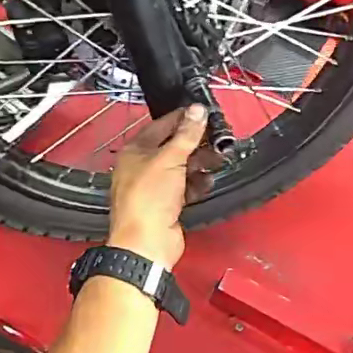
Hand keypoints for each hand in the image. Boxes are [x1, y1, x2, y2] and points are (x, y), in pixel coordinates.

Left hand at [107, 104, 210, 267]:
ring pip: (181, 168)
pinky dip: (197, 184)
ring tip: (217, 161)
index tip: (203, 113)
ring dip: (200, 164)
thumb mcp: (169, 159)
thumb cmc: (148, 198)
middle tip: (217, 139)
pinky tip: (207, 182)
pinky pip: (185, 188)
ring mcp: (155, 187)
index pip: (161, 125)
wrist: (147, 242)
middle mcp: (142, 167)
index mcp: (135, 151)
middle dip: (196, 144)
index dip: (182, 118)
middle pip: (173, 147)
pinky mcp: (167, 204)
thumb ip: (186, 134)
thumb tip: (197, 110)